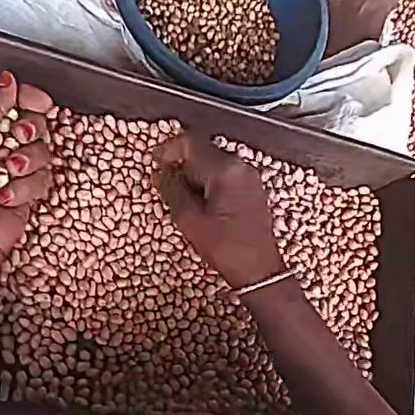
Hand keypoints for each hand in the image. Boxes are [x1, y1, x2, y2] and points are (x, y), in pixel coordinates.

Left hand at [0, 71, 55, 280]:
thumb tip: (8, 82)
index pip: (9, 100)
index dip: (27, 98)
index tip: (38, 101)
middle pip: (32, 124)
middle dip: (29, 132)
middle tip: (16, 139)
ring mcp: (10, 172)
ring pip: (41, 153)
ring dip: (26, 163)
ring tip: (6, 174)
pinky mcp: (25, 194)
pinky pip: (44, 180)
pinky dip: (27, 188)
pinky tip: (7, 196)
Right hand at [154, 133, 285, 288]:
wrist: (259, 271)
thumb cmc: (227, 248)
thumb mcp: (189, 219)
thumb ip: (172, 190)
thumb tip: (161, 174)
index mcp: (226, 169)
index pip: (191, 143)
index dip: (168, 149)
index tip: (155, 161)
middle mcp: (241, 167)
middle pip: (203, 153)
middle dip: (181, 167)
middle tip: (164, 186)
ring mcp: (250, 179)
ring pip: (213, 167)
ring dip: (194, 178)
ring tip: (181, 202)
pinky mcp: (253, 192)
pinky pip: (225, 179)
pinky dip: (208, 186)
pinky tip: (200, 207)